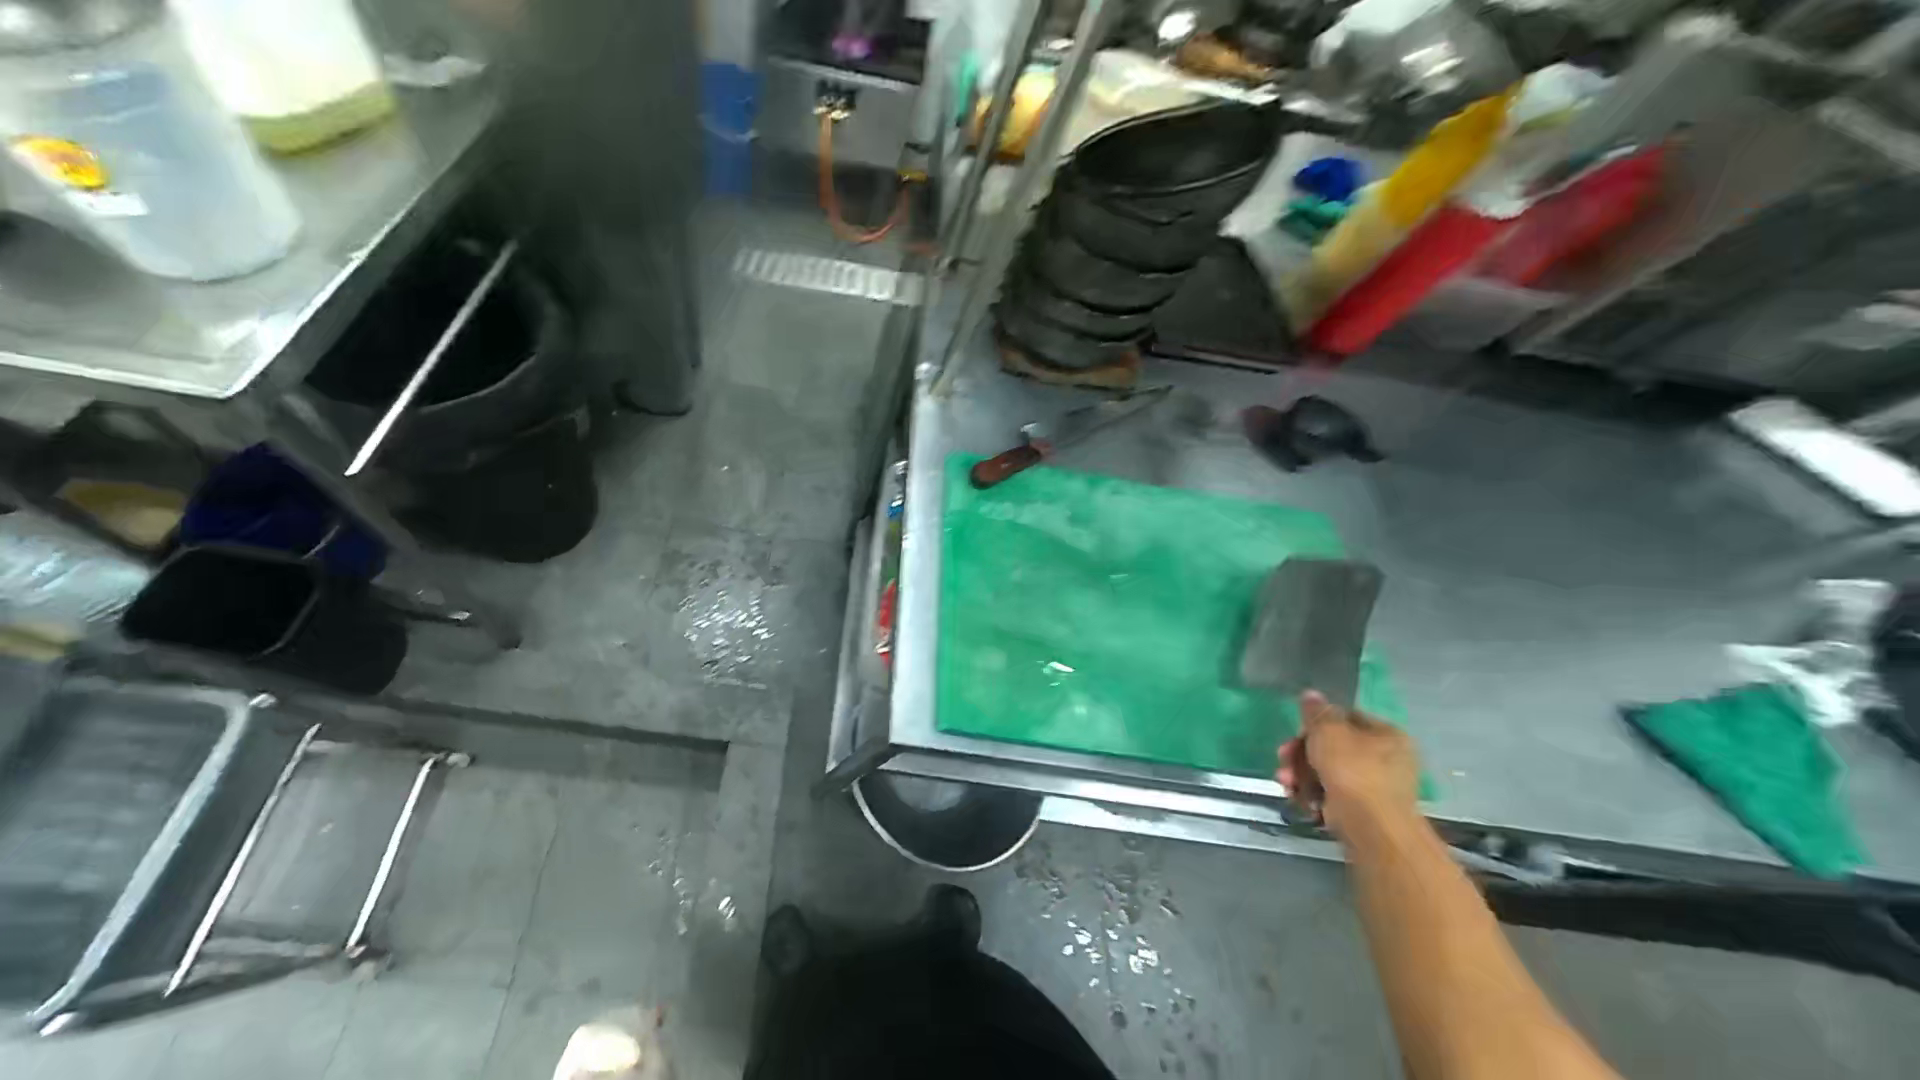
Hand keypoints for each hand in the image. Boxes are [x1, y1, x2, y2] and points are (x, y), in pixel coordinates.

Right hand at [1276, 690, 1419, 836]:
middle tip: (1284, 758)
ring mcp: (1376, 789)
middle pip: (1332, 747)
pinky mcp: (1363, 813)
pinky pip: (1331, 796)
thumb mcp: (1328, 731)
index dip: (1316, 723)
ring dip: (1300, 775)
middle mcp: (1387, 760)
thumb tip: (1311, 695)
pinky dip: (1311, 795)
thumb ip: (1316, 712)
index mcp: (1387, 735)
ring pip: (1327, 773)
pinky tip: (1297, 798)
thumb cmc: (1352, 770)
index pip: (1346, 718)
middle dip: (1300, 753)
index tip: (1296, 732)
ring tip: (1286, 782)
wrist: (1370, 827)